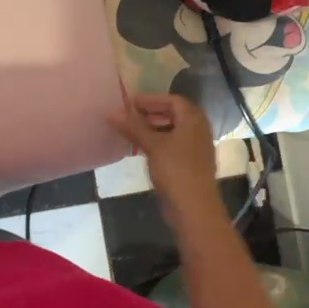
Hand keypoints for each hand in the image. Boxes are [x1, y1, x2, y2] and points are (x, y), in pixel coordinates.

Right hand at [107, 94, 220, 222]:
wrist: (194, 208)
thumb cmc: (176, 170)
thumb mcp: (153, 145)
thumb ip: (133, 127)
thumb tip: (110, 111)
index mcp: (193, 120)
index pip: (173, 100)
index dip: (151, 99)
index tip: (129, 103)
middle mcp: (198, 130)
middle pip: (174, 114)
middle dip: (151, 113)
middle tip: (129, 116)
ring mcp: (196, 149)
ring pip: (173, 131)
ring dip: (153, 128)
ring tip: (132, 132)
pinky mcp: (190, 164)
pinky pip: (173, 145)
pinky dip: (157, 142)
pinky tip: (142, 150)